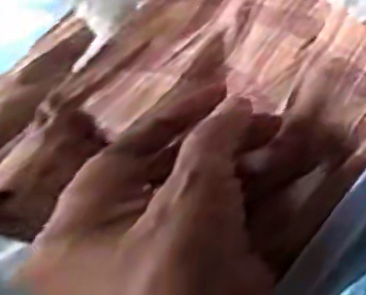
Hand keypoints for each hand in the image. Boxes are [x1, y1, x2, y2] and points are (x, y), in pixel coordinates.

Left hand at [18, 87, 286, 294]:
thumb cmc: (172, 269)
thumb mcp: (193, 193)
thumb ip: (213, 139)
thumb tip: (233, 104)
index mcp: (76, 229)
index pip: (121, 153)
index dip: (175, 115)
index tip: (226, 90)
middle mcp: (103, 245)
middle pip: (167, 171)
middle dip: (226, 140)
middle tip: (270, 122)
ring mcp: (149, 263)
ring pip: (201, 195)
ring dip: (249, 164)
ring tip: (289, 148)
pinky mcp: (188, 275)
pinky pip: (219, 221)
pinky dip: (253, 195)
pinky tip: (287, 179)